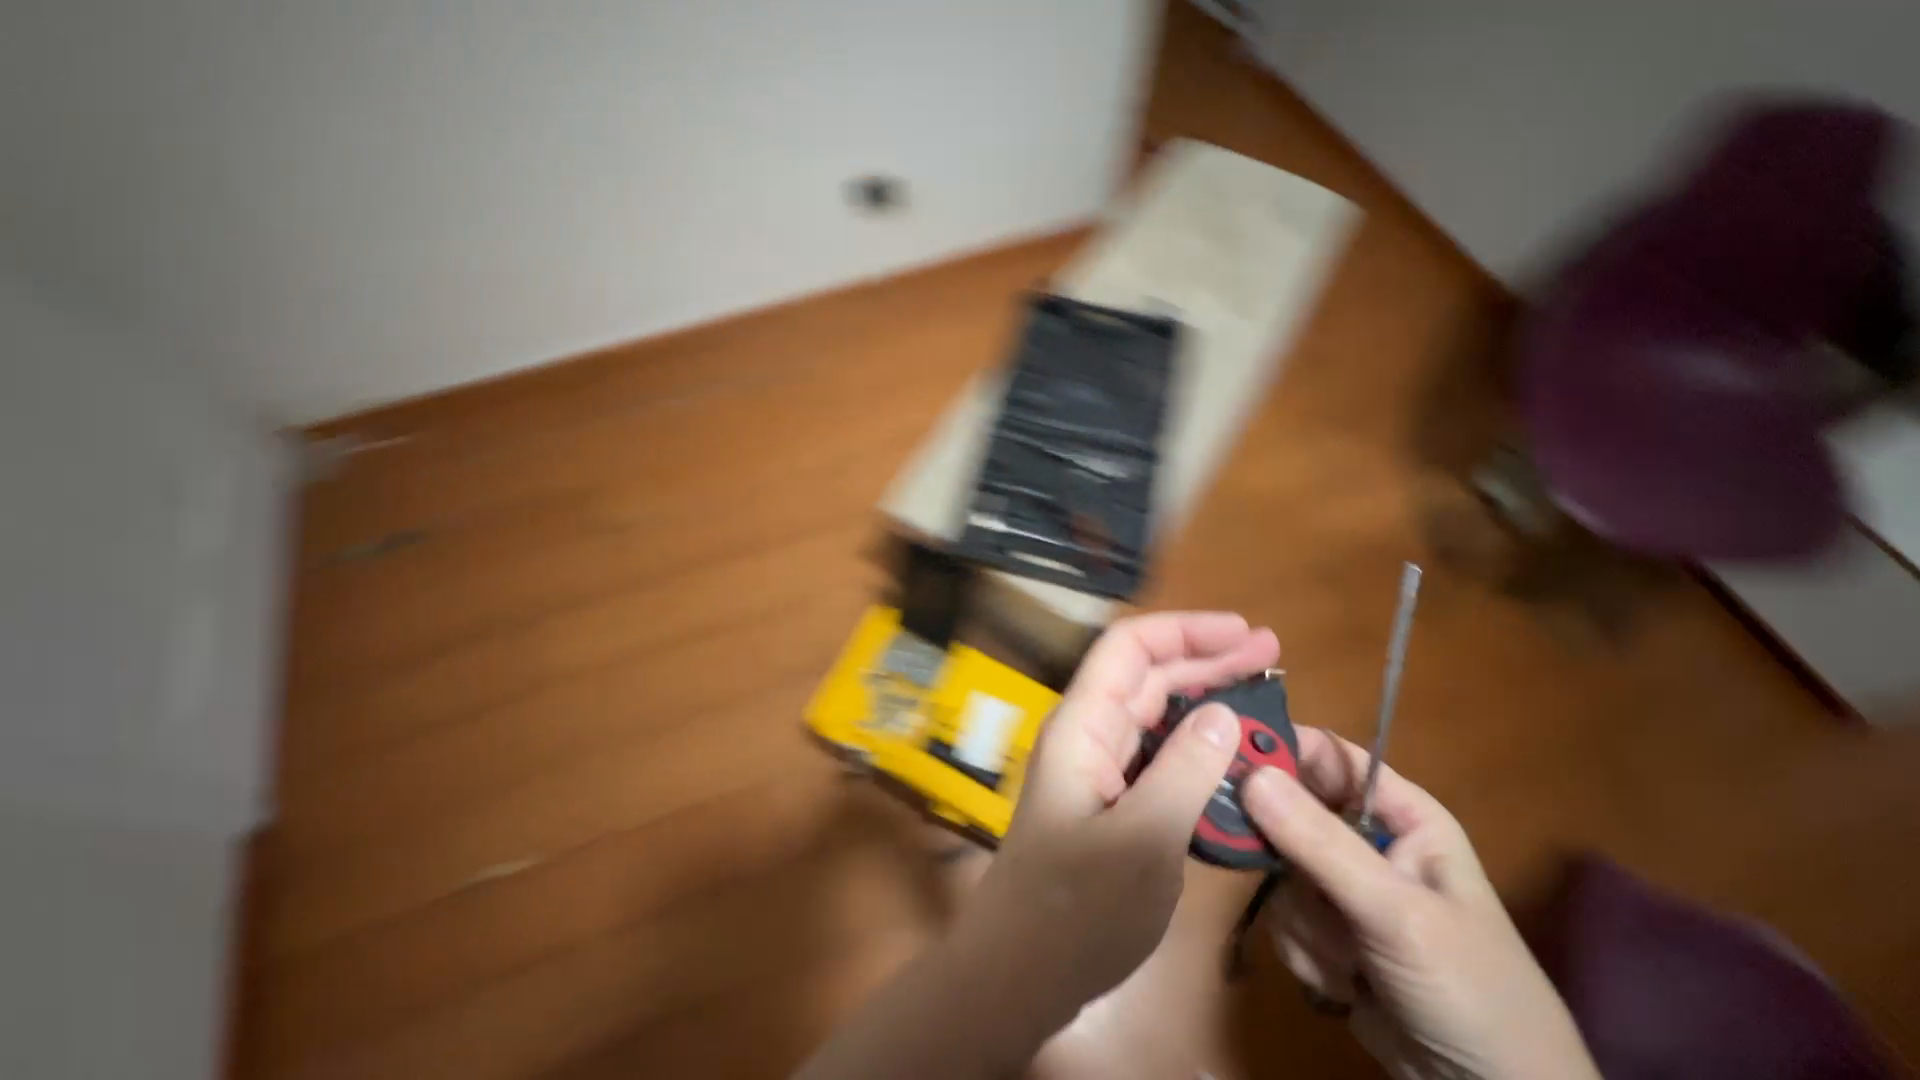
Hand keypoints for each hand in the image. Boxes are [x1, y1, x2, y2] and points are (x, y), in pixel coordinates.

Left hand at [952, 612, 1279, 1021]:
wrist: (1020, 974)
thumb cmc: (1076, 909)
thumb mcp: (1144, 839)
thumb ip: (1186, 770)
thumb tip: (1224, 713)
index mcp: (1082, 729)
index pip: (1129, 649)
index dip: (1185, 631)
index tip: (1247, 634)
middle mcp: (1087, 739)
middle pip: (1146, 678)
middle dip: (1207, 660)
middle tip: (1272, 658)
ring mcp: (1096, 774)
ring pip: (1154, 719)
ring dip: (1206, 705)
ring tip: (1262, 702)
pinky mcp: (1109, 808)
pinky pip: (1156, 761)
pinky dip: (1197, 752)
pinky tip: (1234, 761)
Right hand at [1242, 730, 1599, 1079]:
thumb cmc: (1468, 988)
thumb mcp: (1397, 912)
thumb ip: (1321, 844)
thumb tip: (1251, 775)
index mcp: (1403, 815)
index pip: (1329, 757)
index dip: (1279, 750)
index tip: (1226, 761)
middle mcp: (1370, 844)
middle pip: (1289, 816)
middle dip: (1289, 864)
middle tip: (1292, 888)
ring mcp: (1345, 893)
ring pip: (1281, 878)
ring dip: (1306, 925)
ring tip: (1350, 962)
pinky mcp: (1328, 937)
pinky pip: (1283, 922)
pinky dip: (1306, 956)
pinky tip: (1344, 986)